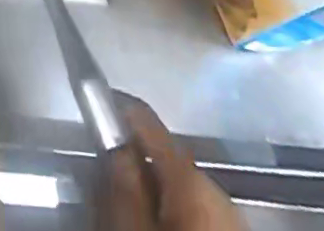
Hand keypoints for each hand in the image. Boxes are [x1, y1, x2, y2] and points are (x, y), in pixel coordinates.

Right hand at [95, 95, 243, 230]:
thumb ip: (120, 185)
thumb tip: (111, 140)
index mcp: (192, 180)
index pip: (148, 121)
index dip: (117, 107)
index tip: (90, 104)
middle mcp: (219, 191)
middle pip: (164, 157)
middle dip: (131, 160)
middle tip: (97, 175)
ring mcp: (232, 221)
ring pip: (179, 188)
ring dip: (149, 191)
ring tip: (118, 210)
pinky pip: (194, 214)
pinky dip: (168, 213)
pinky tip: (150, 227)